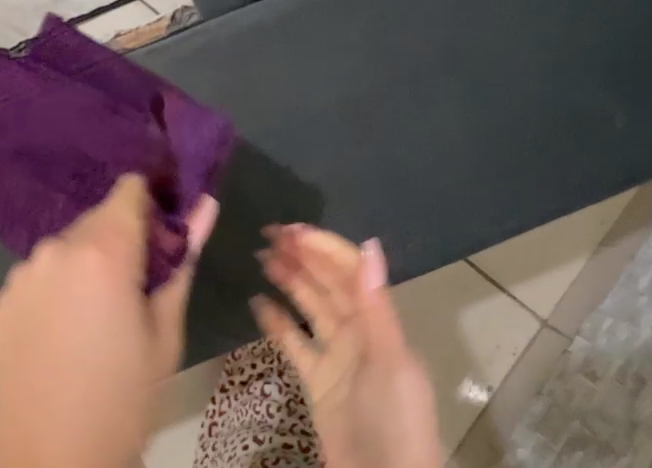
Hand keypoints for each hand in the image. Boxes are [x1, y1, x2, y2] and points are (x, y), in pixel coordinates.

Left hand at [0, 175, 219, 467]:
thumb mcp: (164, 335)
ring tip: (102, 317)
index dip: (152, 203)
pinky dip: (60, 285)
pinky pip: (43, 272)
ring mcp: (24, 270)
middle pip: (99, 218)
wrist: (47, 459)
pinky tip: (66, 330)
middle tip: (141, 289)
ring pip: (70, 246)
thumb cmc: (122, 400)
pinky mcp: (3, 295)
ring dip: (90, 263)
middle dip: (123, 240)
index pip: (130, 189)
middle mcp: (57, 247)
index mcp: (103, 251)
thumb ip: (182, 262)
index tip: (166, 233)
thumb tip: (204, 205)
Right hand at [252, 227, 444, 467]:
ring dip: (289, 279)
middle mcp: (359, 334)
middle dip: (303, 255)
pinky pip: (295, 343)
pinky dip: (277, 322)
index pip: (351, 272)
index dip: (323, 247)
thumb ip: (376, 305)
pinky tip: (257, 303)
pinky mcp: (318, 383)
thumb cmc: (395, 421)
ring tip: (262, 257)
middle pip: (329, 284)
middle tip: (269, 232)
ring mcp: (337, 358)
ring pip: (311, 307)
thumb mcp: (390, 362)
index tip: (291, 230)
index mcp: (380, 325)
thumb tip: (370, 244)